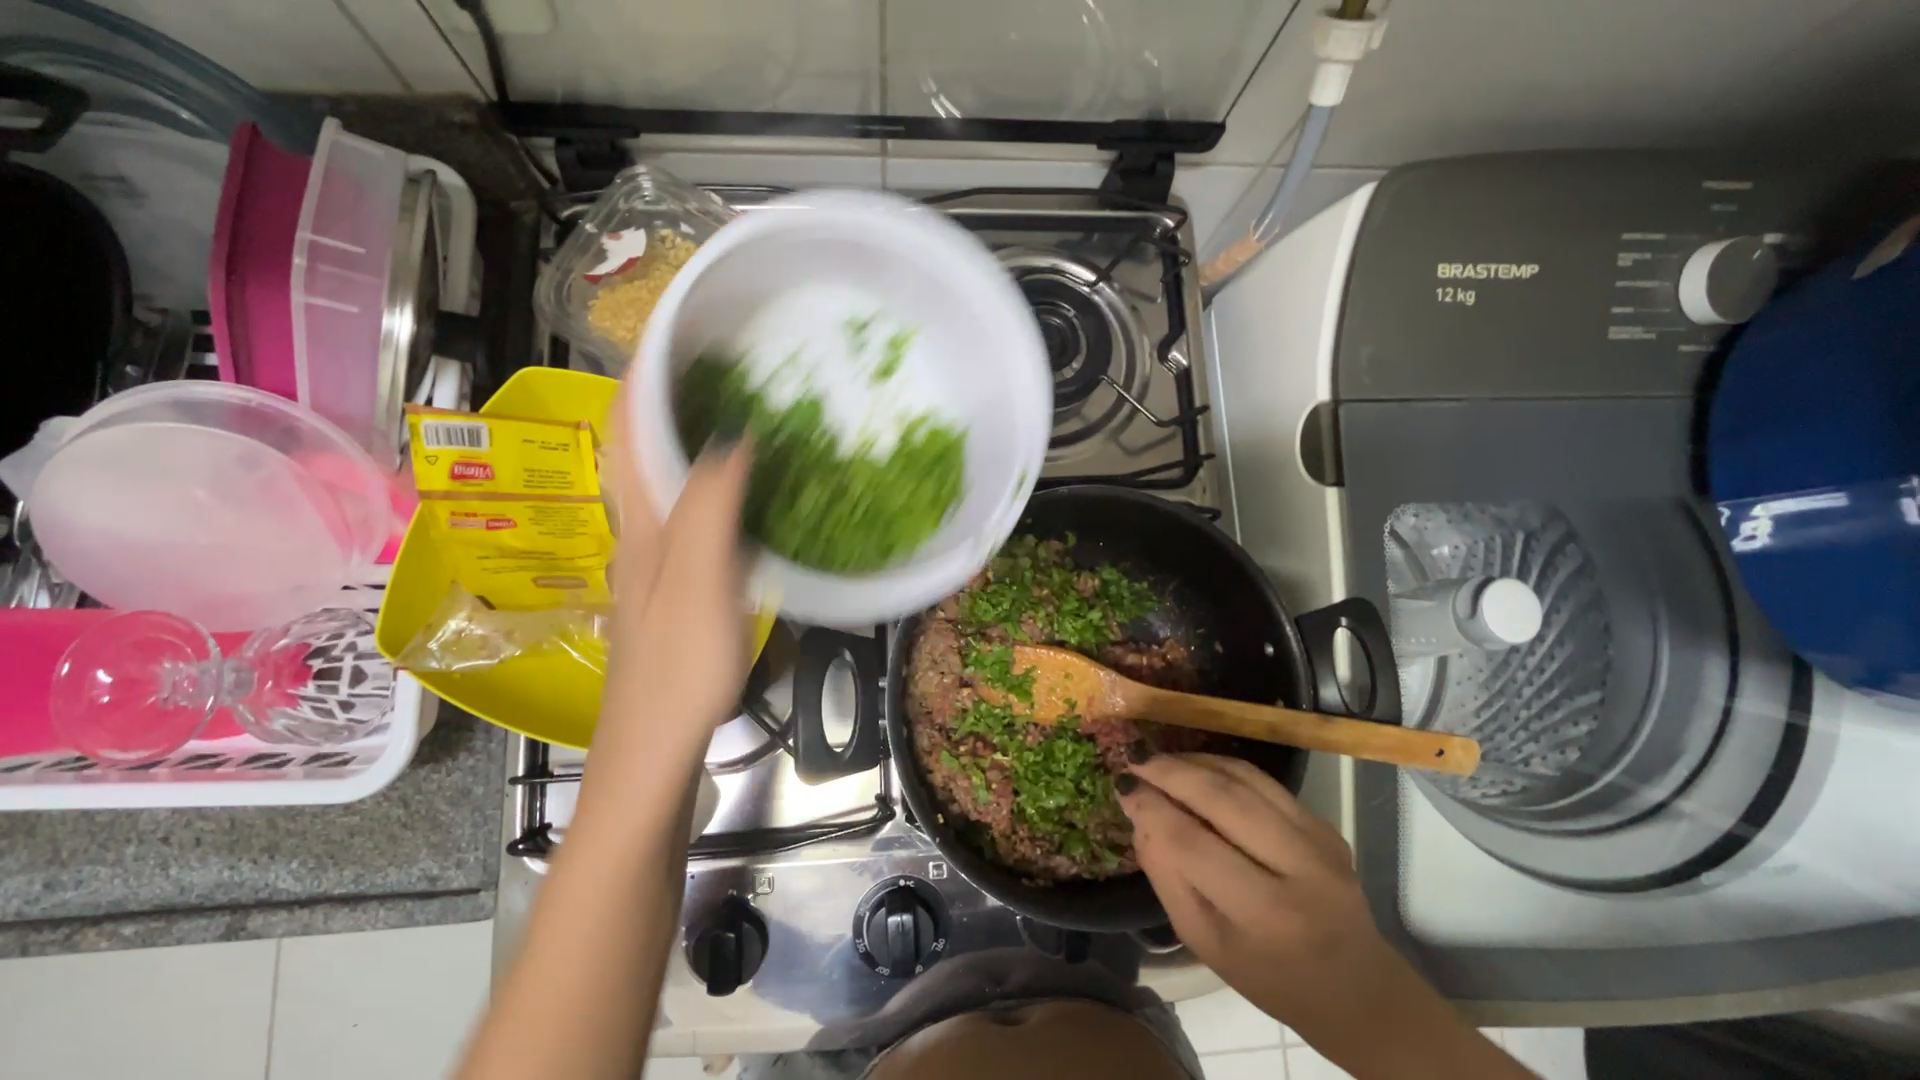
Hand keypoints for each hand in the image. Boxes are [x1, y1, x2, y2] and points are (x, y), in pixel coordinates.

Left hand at [587, 393, 754, 798]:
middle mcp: (643, 529)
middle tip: (732, 359)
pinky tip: (759, 489)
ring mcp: (661, 560)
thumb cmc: (676, 669)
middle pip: (648, 444)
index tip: (685, 325)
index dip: (648, 370)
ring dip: (700, 434)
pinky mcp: (682, 587)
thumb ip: (709, 505)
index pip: (631, 424)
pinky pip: (699, 513)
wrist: (654, 752)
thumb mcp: (696, 582)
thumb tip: (730, 432)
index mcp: (641, 519)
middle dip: (678, 392)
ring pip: (674, 478)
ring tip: (751, 405)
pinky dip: (723, 484)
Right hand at [1118, 753, 1526, 1077]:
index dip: (1150, 809)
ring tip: (1158, 761)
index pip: (1192, 844)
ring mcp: (1318, 839)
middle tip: (1133, 761)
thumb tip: (1140, 817)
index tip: (1120, 788)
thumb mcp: (1204, 942)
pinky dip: (1224, 768)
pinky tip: (1196, 769)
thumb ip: (1168, 879)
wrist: (1354, 986)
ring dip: (1195, 761)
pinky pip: (1266, 782)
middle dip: (1170, 772)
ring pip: (1246, 778)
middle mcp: (1299, 868)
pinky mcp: (1324, 823)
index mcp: (1264, 913)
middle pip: (1223, 798)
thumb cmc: (1269, 976)